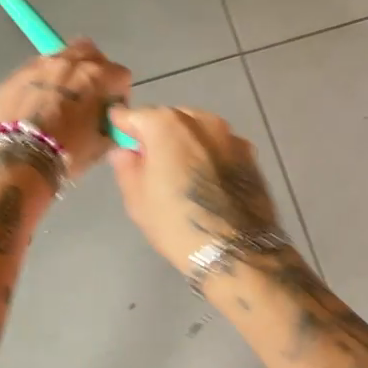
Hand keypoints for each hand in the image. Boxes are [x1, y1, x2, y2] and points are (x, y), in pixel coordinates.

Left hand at [0, 40, 131, 181]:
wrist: (18, 160)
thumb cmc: (67, 153)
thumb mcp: (101, 144)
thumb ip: (111, 124)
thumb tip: (109, 120)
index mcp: (97, 77)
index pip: (121, 74)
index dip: (119, 93)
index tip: (110, 109)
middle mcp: (70, 62)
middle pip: (90, 52)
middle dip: (93, 70)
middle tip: (87, 95)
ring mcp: (40, 65)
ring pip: (61, 56)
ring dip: (66, 73)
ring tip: (59, 98)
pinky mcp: (15, 74)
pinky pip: (35, 70)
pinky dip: (41, 82)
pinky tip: (36, 103)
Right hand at [108, 105, 282, 269]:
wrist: (236, 251)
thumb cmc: (177, 225)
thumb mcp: (138, 201)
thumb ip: (127, 167)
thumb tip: (124, 152)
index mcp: (167, 125)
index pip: (134, 116)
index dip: (123, 127)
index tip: (118, 136)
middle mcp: (201, 120)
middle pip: (170, 119)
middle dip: (157, 135)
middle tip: (151, 164)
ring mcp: (230, 135)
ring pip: (198, 131)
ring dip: (186, 144)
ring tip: (182, 174)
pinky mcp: (250, 154)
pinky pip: (220, 146)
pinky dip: (209, 155)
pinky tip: (208, 182)